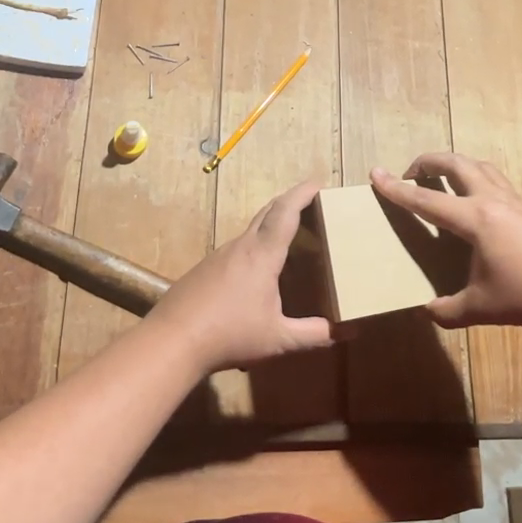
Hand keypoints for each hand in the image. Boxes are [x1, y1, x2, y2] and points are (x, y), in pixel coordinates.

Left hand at [142, 179, 335, 374]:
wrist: (172, 341)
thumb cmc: (230, 335)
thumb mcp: (278, 339)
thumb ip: (314, 334)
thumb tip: (349, 332)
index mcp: (262, 255)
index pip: (286, 212)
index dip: (302, 194)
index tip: (318, 182)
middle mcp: (240, 247)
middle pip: (267, 212)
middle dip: (289, 202)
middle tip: (309, 203)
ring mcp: (218, 256)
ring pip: (249, 232)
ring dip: (270, 227)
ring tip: (289, 240)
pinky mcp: (204, 270)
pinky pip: (235, 250)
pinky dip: (253, 248)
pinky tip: (256, 274)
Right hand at [371, 153, 521, 334]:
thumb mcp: (480, 308)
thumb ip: (449, 310)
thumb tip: (430, 311)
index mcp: (475, 219)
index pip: (426, 199)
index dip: (397, 189)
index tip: (375, 173)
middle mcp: (494, 201)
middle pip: (457, 164)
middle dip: (429, 162)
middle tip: (411, 172)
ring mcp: (519, 204)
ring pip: (483, 168)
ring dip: (458, 166)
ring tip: (444, 181)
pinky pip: (500, 185)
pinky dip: (481, 184)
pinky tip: (482, 210)